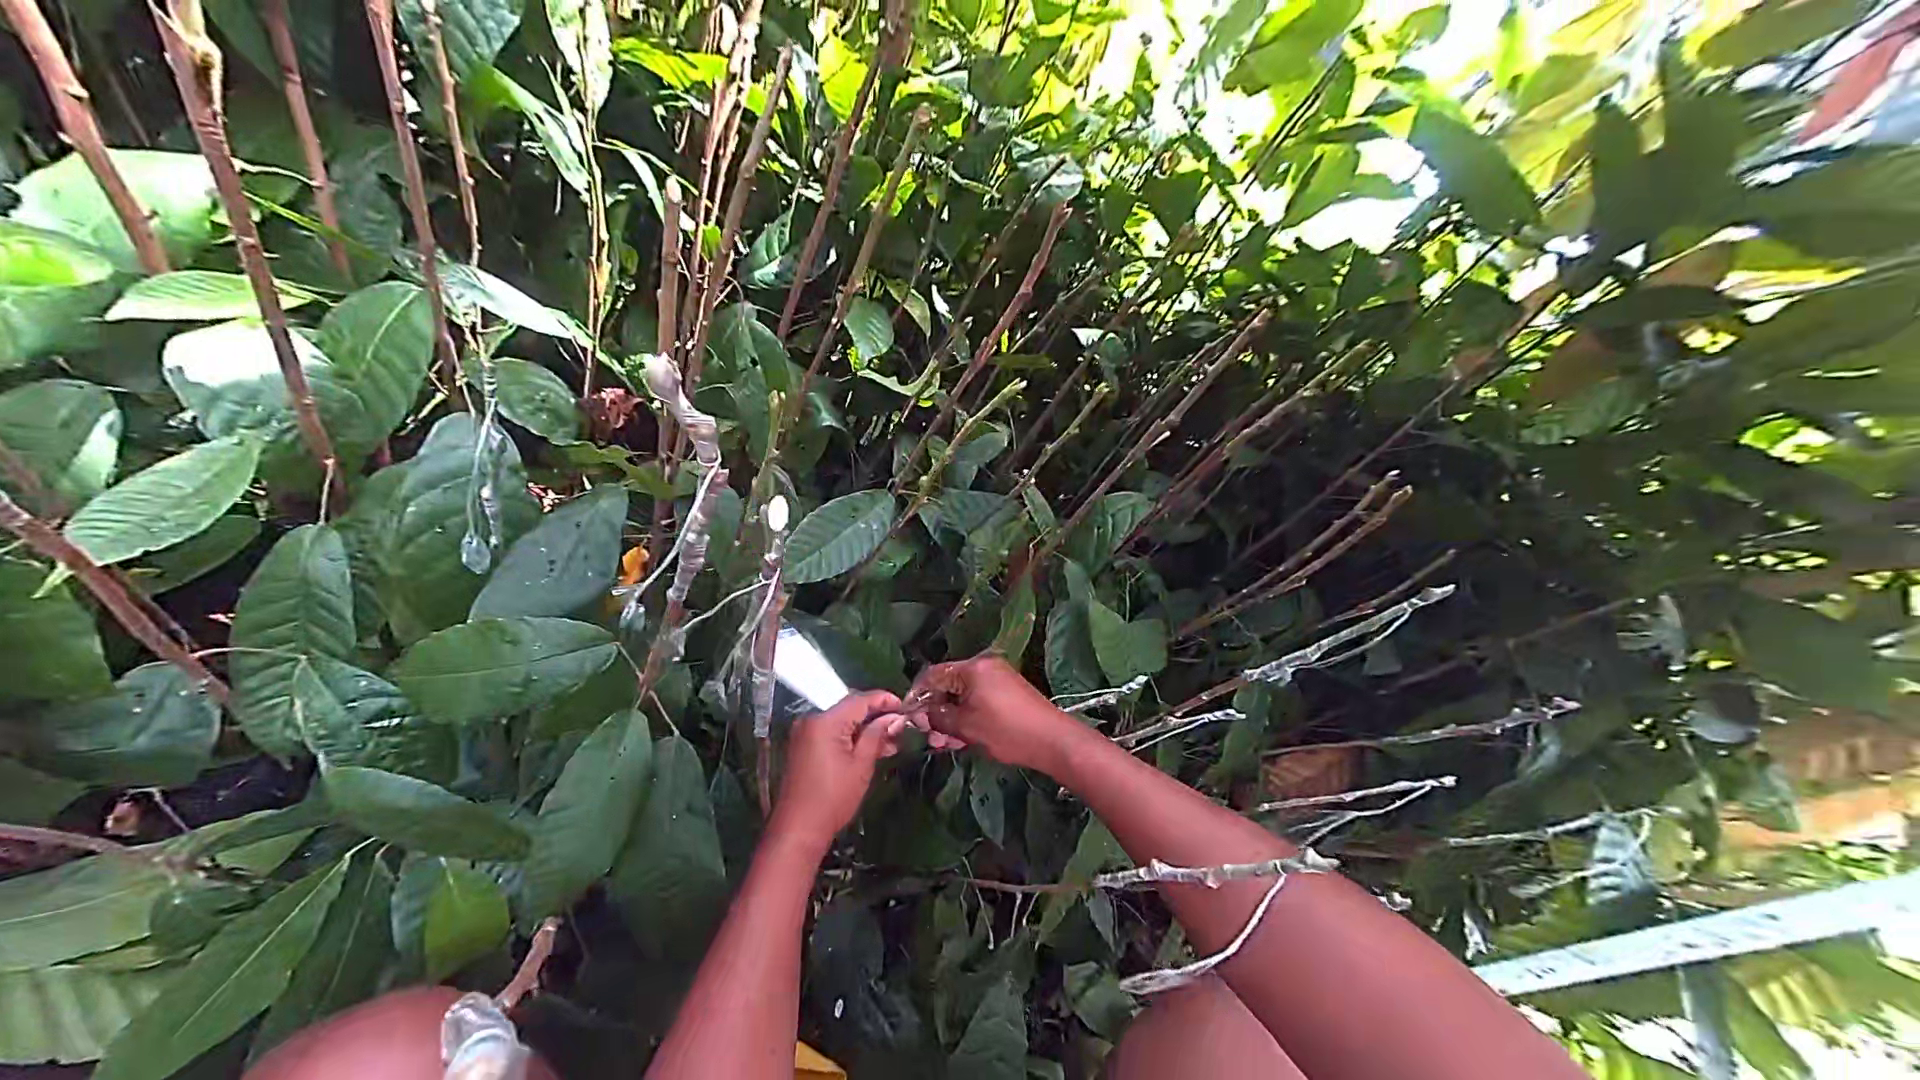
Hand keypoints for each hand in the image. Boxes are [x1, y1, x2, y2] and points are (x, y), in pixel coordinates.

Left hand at [769, 691, 910, 850]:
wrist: (799, 829)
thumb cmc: (833, 798)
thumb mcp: (861, 765)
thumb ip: (877, 735)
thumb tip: (894, 718)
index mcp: (825, 721)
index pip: (859, 700)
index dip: (884, 700)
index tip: (904, 706)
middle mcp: (811, 720)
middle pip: (850, 708)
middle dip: (876, 716)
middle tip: (900, 727)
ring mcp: (805, 733)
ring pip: (842, 721)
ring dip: (865, 729)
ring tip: (891, 742)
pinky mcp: (804, 746)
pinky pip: (832, 733)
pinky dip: (850, 737)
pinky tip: (870, 748)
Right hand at [906, 655, 1083, 774]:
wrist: (1052, 740)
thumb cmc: (1006, 731)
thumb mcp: (965, 726)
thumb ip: (937, 717)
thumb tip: (920, 714)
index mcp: (972, 668)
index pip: (933, 675)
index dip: (917, 696)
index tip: (908, 717)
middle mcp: (984, 666)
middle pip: (948, 685)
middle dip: (935, 711)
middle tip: (930, 737)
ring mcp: (997, 678)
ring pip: (962, 696)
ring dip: (951, 718)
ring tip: (947, 743)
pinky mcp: (1007, 691)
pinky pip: (978, 699)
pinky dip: (968, 716)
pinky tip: (963, 737)